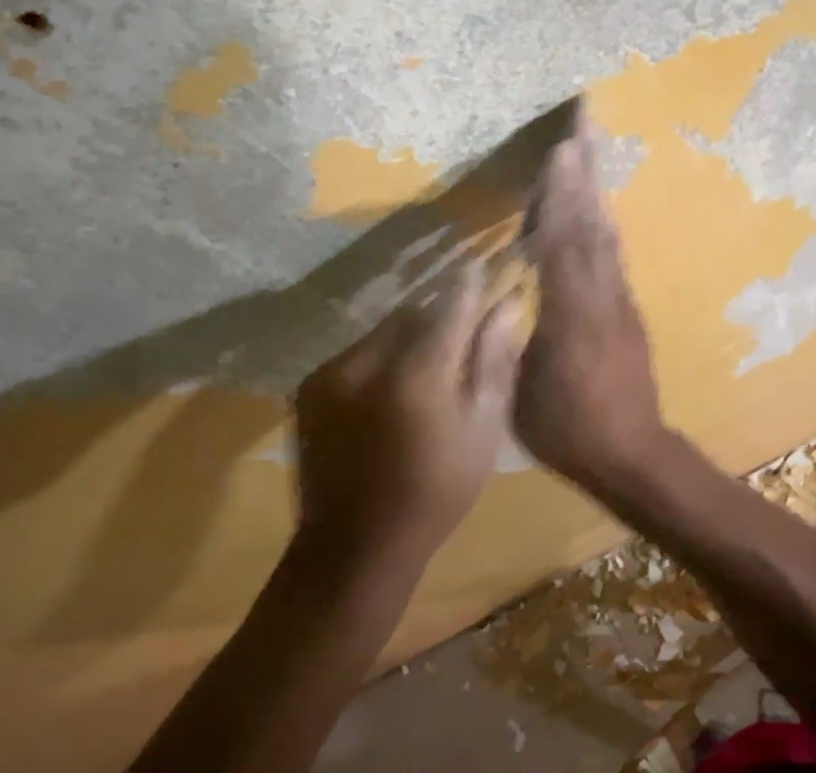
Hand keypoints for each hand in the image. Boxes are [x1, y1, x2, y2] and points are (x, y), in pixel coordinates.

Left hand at [293, 261, 521, 560]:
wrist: (355, 544)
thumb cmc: (436, 492)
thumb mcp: (482, 430)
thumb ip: (492, 361)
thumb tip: (506, 305)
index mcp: (418, 371)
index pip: (450, 303)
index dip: (470, 285)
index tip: (483, 270)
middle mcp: (369, 358)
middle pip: (412, 313)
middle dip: (436, 317)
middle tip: (457, 338)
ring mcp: (332, 370)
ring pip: (382, 331)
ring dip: (405, 338)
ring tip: (422, 373)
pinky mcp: (310, 385)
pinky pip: (355, 353)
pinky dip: (377, 360)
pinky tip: (388, 394)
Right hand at [514, 105, 667, 488]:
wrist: (634, 455)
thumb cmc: (568, 430)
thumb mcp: (521, 393)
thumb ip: (508, 338)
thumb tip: (496, 294)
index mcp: (573, 317)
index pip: (564, 244)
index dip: (559, 196)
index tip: (559, 149)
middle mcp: (603, 297)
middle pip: (592, 223)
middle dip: (586, 168)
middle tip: (585, 118)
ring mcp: (620, 300)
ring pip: (606, 232)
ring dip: (595, 184)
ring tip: (588, 142)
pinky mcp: (627, 308)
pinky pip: (610, 251)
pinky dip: (599, 217)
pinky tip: (594, 202)